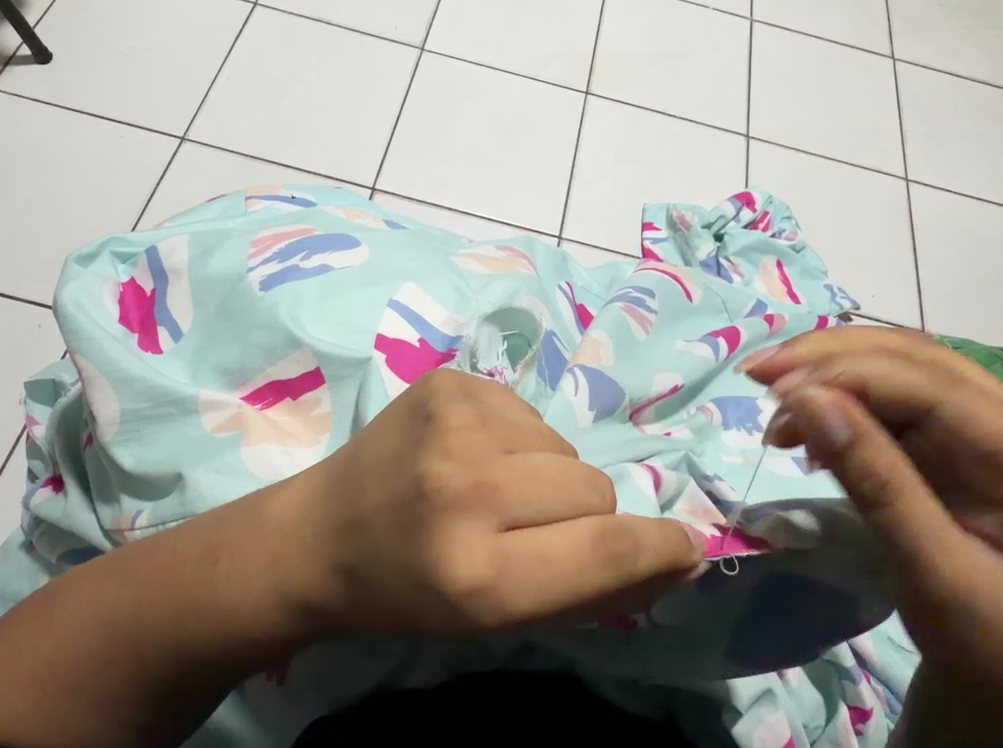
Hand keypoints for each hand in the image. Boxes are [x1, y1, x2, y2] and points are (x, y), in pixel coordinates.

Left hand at [281, 369, 704, 636]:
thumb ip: (590, 590)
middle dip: (581, 515)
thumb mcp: (497, 622)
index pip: (608, 548)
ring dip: (548, 473)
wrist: (322, 534)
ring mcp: (456, 421)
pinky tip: (470, 455)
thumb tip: (676, 553)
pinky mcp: (450, 381)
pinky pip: (532, 414)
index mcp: (479, 574)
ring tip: (492, 489)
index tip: (681, 547)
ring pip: (567, 447)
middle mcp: (467, 487)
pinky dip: (519, 441)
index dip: (659, 548)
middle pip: (595, 489)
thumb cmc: (411, 593)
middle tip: (527, 529)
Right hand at [747, 327, 1002, 747]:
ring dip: (836, 379)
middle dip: (834, 358)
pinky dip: (848, 409)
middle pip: (922, 362)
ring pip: (907, 376)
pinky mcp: (967, 459)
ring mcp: (997, 444)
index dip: (848, 373)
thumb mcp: (940, 583)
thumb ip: (876, 484)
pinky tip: (810, 431)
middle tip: (758, 373)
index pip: (936, 386)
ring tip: (776, 411)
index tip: (772, 386)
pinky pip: (901, 411)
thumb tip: (804, 397)